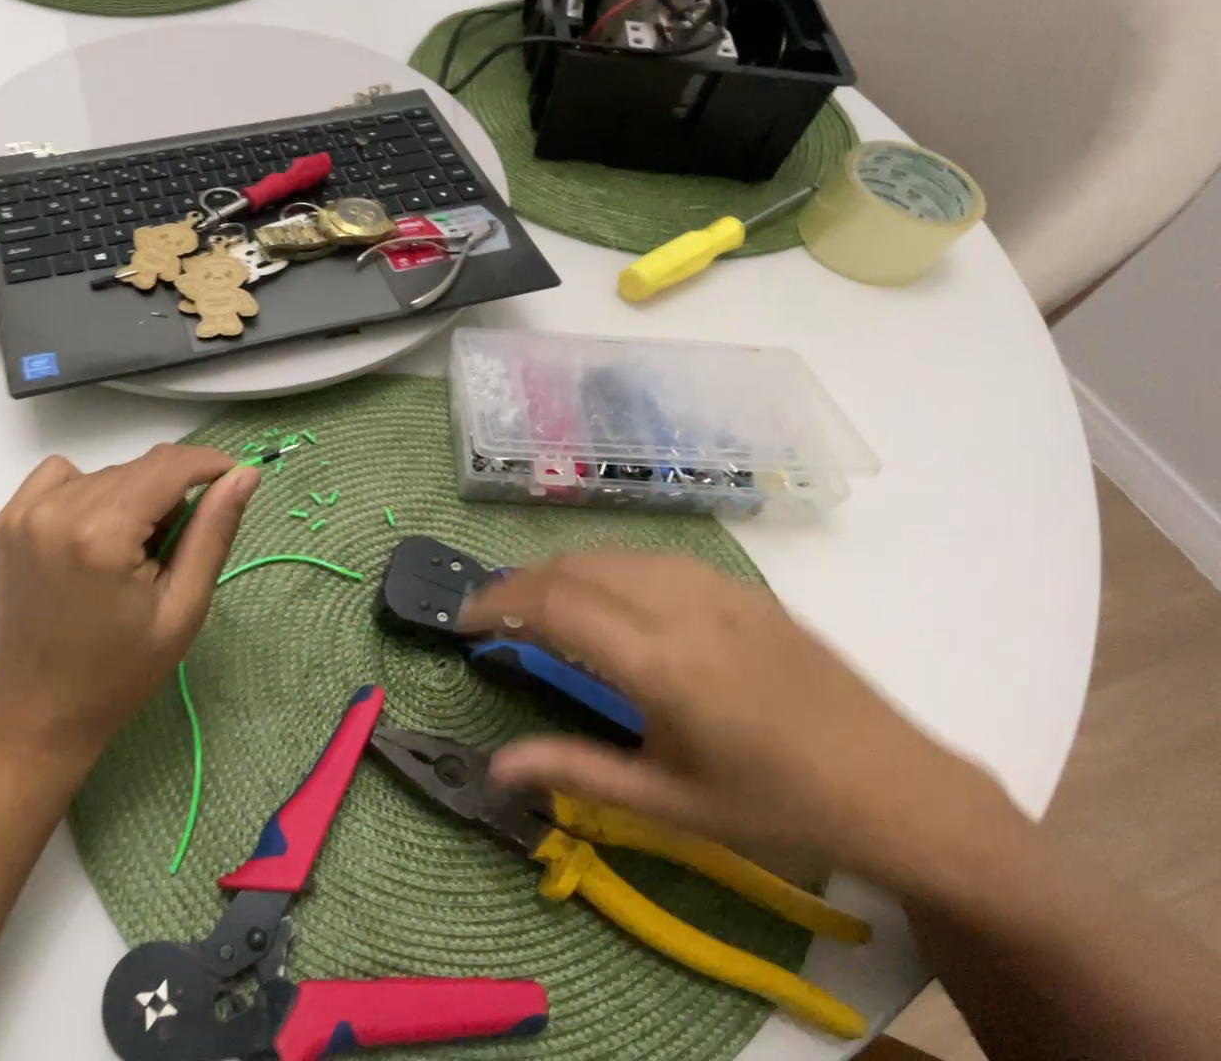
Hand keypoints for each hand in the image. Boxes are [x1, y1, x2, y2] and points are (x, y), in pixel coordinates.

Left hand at [0, 444, 261, 761]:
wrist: (40, 710)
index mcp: (102, 534)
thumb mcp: (182, 609)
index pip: (168, 466)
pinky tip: (94, 537)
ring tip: (130, 555)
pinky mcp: (5, 521)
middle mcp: (56, 509)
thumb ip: (213, 533)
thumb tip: (244, 475)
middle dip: (171, 496)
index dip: (209, 465)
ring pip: (104, 474)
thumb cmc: (120, 672)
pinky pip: (61, 478)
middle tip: (173, 551)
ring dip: (132, 498)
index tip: (234, 479)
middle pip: (137, 469)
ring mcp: (23, 513)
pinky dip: (89, 493)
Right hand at [459, 554, 1019, 888]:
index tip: (463, 621)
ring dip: (562, 570)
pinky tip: (604, 597)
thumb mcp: (667, 802)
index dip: (497, 604)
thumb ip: (574, 770)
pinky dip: (608, 568)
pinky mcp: (748, 592)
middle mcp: (688, 611)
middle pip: (578, 567)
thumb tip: (493, 767)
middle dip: (520, 582)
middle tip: (488, 613)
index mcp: (663, 665)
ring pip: (616, 555)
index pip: (555, 605)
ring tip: (534, 602)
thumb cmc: (775, 806)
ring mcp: (723, 593)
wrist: (898, 790)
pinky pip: (657, 560)